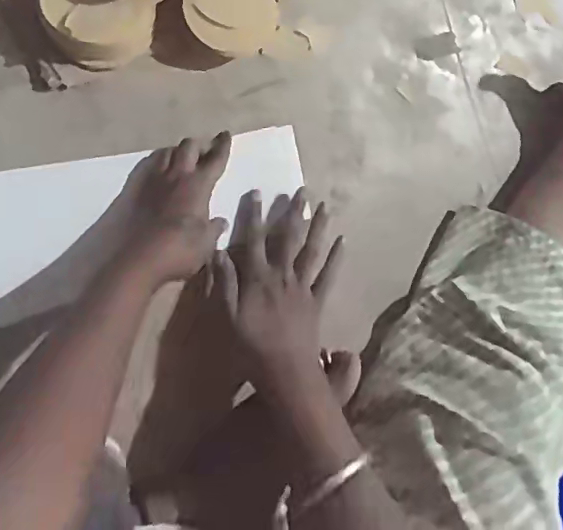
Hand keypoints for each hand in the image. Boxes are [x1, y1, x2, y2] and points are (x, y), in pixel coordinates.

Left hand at [120, 134, 231, 285]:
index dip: (222, 146)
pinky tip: (155, 171)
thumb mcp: (203, 246)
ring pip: (166, 151)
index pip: (215, 159)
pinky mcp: (130, 187)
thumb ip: (213, 230)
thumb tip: (220, 222)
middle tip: (203, 153)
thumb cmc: (176, 252)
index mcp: (198, 185)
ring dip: (176, 152)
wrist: (131, 260)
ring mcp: (150, 178)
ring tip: (179, 160)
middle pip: (189, 146)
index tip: (225, 135)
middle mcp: (176, 175)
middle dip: (198, 146)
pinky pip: (146, 163)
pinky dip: (155, 162)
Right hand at [211, 188, 343, 390]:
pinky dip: (337, 258)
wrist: (286, 372)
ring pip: (312, 250)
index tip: (258, 192)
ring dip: (318, 227)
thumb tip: (219, 251)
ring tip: (325, 207)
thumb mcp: (228, 316)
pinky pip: (328, 276)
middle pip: (289, 238)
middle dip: (294, 213)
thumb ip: (225, 282)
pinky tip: (343, 241)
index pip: (255, 239)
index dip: (255, 215)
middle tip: (302, 190)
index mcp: (259, 277)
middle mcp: (283, 275)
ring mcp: (303, 286)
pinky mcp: (317, 301)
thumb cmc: (252, 346)